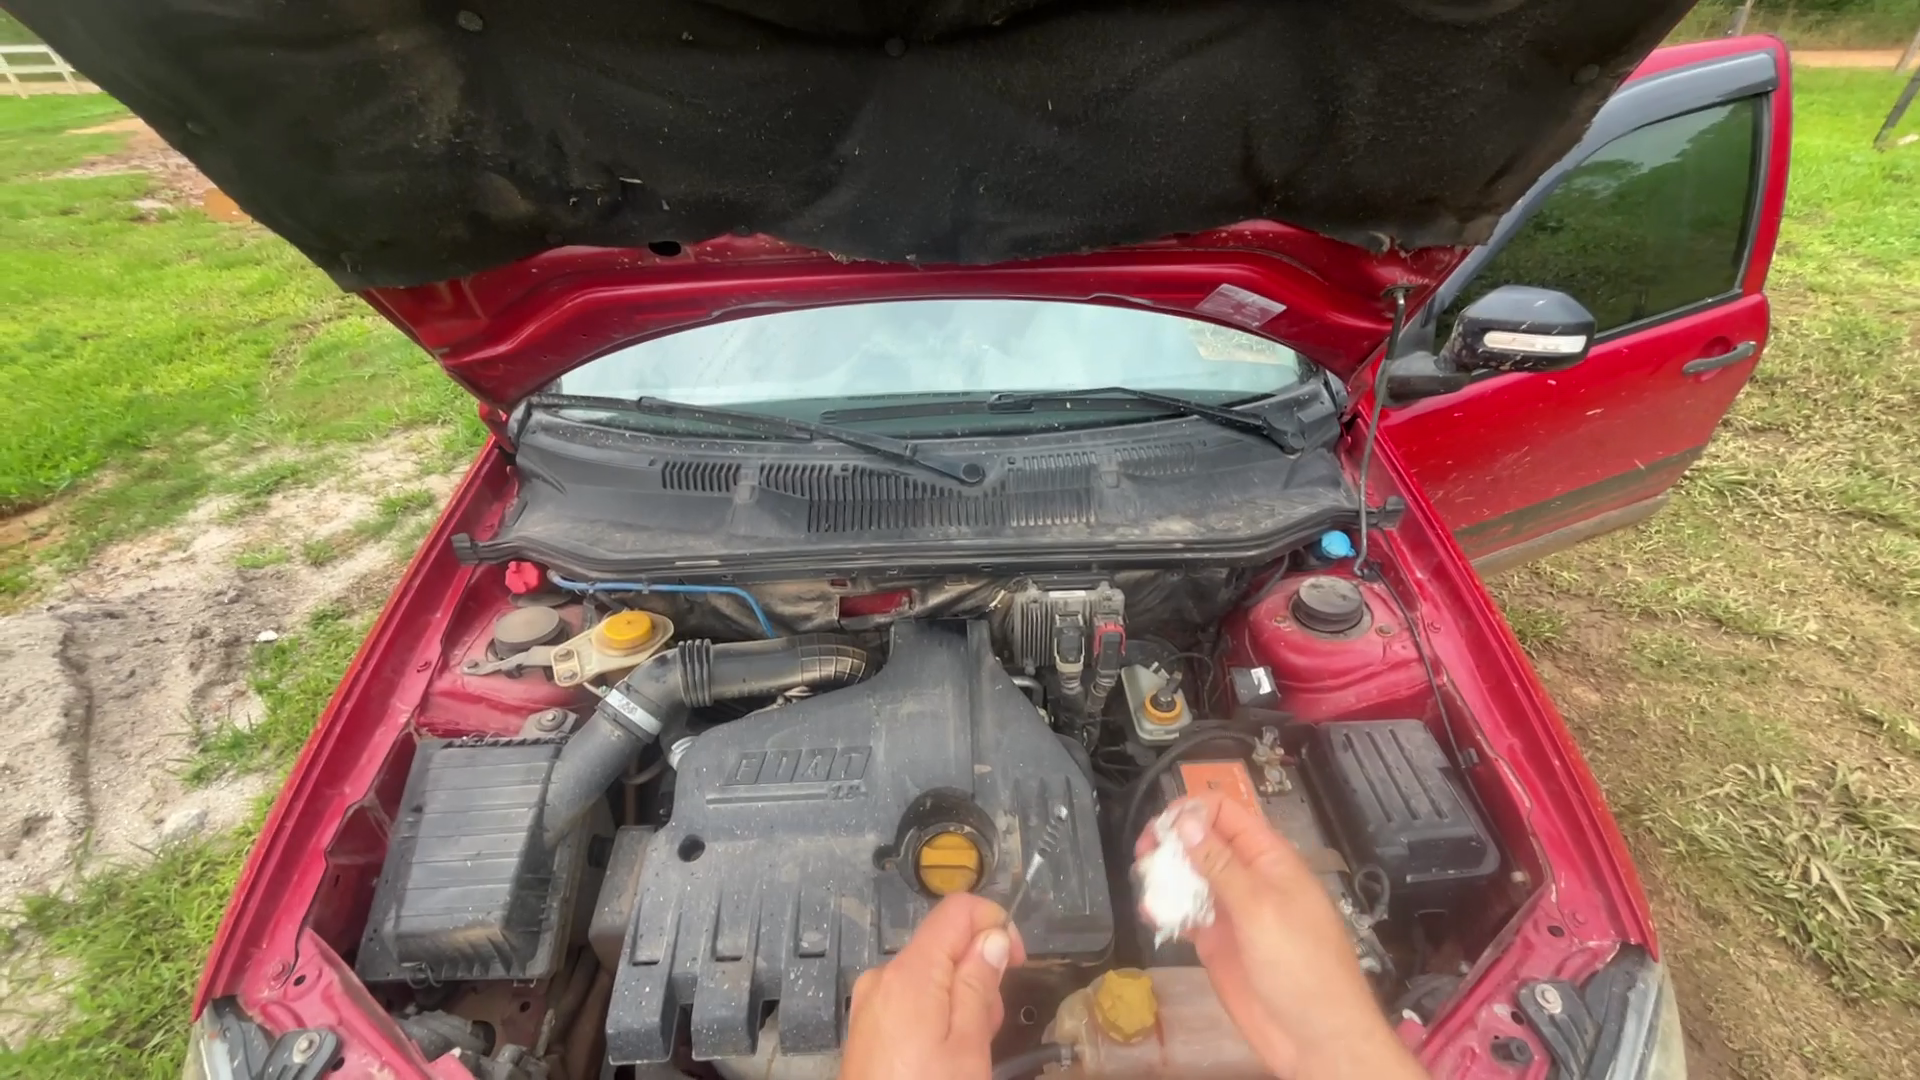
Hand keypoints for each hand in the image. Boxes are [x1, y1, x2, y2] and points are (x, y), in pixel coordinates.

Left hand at [841, 893, 1028, 1079]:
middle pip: (944, 944)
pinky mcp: (867, 1027)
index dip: (994, 922)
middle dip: (978, 972)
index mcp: (908, 972)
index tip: (1017, 959)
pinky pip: (910, 999)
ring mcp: (870, 1002)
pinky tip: (944, 1056)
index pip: (956, 910)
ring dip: (960, 997)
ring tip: (968, 1051)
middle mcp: (883, 975)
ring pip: (930, 974)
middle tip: (990, 1027)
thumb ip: (980, 985)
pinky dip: (936, 1013)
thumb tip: (992, 935)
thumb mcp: (968, 1050)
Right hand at [1137, 795, 1426, 1079]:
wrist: (1318, 1042)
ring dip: (1164, 874)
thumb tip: (1186, 822)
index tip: (1164, 828)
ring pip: (1188, 874)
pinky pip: (1185, 911)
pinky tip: (1152, 914)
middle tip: (1145, 853)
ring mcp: (1229, 908)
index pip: (1225, 813)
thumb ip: (1220, 864)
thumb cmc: (1302, 967)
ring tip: (1146, 884)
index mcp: (1267, 858)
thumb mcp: (1260, 908)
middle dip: (1171, 841)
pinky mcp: (1215, 938)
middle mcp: (1246, 876)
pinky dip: (1166, 908)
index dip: (1193, 811)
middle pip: (1201, 840)